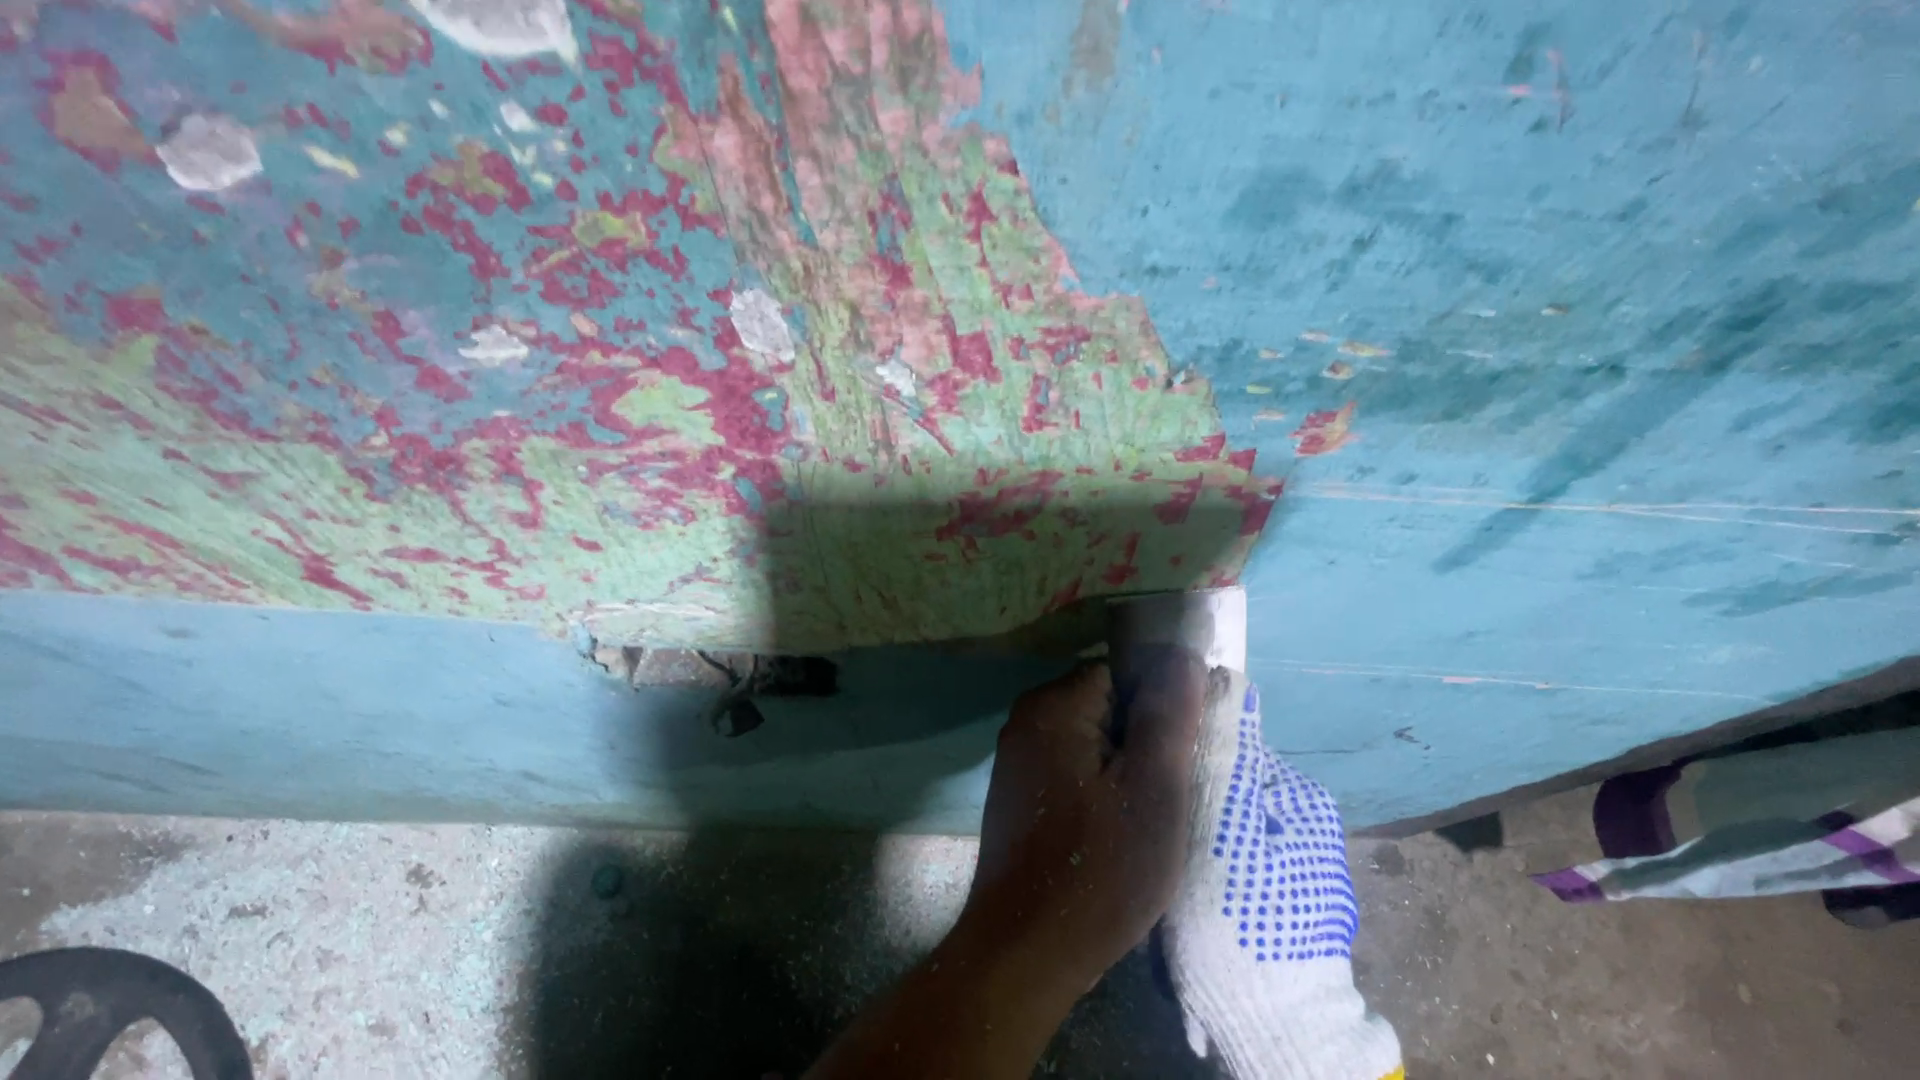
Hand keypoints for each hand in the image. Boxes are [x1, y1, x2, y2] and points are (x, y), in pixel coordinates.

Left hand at [960, 653, 1207, 990]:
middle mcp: (1026, 722)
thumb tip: (1182, 652)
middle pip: (1106, 708)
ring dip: (1124, 775)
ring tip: (1143, 822)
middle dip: (1142, 745)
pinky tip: (1114, 837)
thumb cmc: (1099, 869)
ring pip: (1092, 745)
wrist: (1026, 951)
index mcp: (1053, 706)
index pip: (1123, 674)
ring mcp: (1017, 762)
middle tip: (1164, 798)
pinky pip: (1072, 774)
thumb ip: (1168, 712)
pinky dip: (1099, 795)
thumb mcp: (1153, 787)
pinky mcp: (1018, 798)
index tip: (1179, 759)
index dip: (1159, 711)